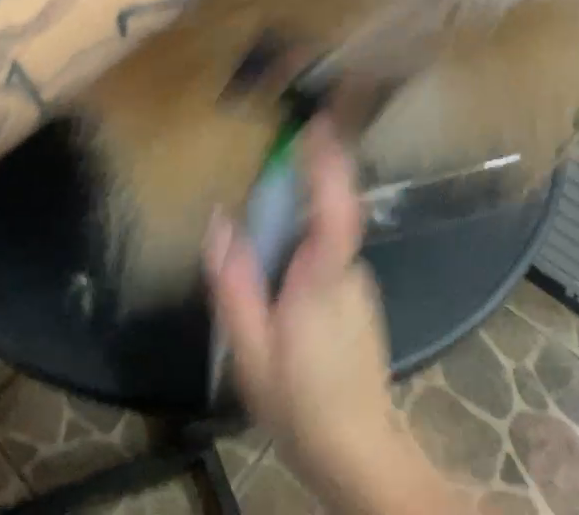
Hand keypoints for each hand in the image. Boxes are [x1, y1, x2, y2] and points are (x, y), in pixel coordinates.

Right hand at [203, 120, 406, 489]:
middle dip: (291, 199)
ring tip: (260, 272)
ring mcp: (359, 289)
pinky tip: (279, 302)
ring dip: (291, 240)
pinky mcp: (358, 302)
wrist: (358, 456)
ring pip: (320, 244)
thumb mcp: (249, 352)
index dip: (330, 166)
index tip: (318, 123)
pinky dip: (301, 260)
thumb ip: (234, 285)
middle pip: (323, 218)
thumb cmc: (300, 406)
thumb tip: (219, 222)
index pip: (336, 212)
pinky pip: (325, 263)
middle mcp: (349, 276)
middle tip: (254, 202)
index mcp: (321, 284)